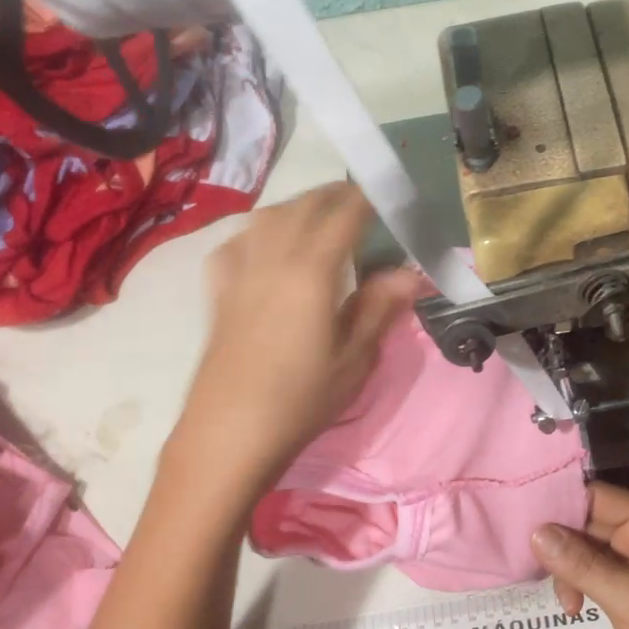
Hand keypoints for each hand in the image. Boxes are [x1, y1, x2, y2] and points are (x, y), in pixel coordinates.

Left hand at [178, 182, 421, 477]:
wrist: (230, 433)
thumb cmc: (301, 399)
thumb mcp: (354, 359)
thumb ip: (379, 308)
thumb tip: (410, 272)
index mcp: (311, 272)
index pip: (343, 216)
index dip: (367, 200)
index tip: (387, 197)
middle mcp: (272, 258)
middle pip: (301, 207)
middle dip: (332, 196)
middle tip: (359, 202)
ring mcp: (239, 272)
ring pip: (266, 216)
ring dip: (295, 207)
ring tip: (317, 217)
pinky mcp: (218, 292)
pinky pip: (237, 242)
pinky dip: (258, 231)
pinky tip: (266, 247)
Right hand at [531, 483, 628, 628]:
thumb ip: (582, 564)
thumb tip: (536, 531)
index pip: (593, 495)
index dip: (557, 504)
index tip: (518, 522)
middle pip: (583, 517)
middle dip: (555, 539)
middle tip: (526, 563)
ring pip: (579, 544)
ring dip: (562, 566)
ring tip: (564, 598)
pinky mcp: (621, 582)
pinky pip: (585, 567)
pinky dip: (571, 582)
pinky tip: (573, 607)